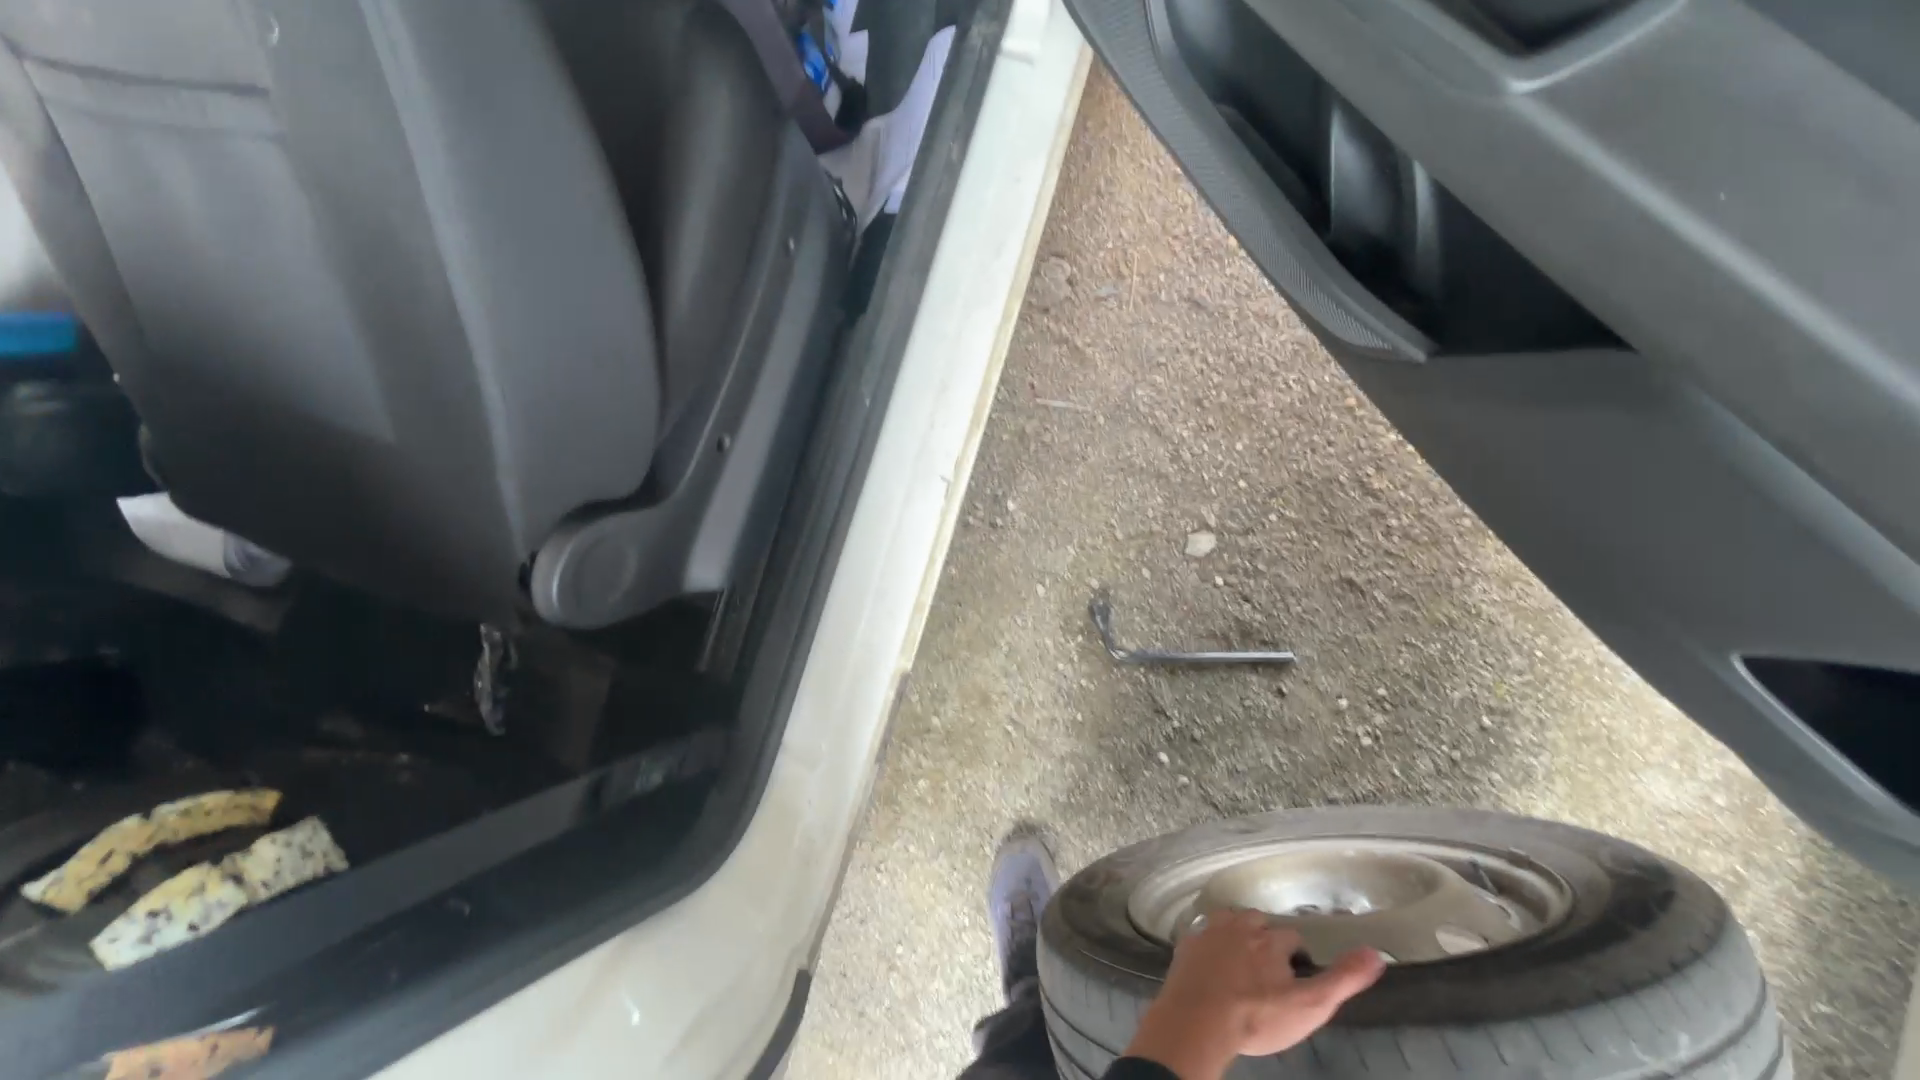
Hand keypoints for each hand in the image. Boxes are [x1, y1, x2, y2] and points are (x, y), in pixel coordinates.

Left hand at [1121, 909, 1385, 1079]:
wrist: (1197, 1020)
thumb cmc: (1257, 1016)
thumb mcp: (1310, 1004)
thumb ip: (1343, 978)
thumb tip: (1377, 953)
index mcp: (1271, 940)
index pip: (1292, 938)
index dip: (1296, 955)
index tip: (1295, 974)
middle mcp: (1240, 927)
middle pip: (1258, 923)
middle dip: (1265, 939)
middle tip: (1266, 968)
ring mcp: (1209, 933)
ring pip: (1228, 923)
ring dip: (1236, 935)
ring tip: (1240, 961)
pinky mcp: (1186, 945)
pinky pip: (1201, 937)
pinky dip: (1209, 946)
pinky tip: (1210, 963)